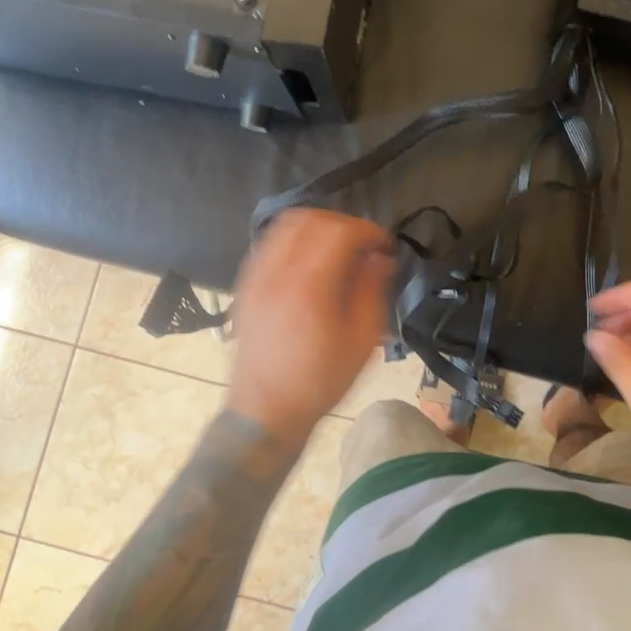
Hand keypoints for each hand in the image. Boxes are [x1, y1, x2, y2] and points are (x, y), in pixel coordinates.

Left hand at [227, 208, 394, 447]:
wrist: (264, 412)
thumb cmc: (319, 382)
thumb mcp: (361, 342)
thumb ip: (372, 291)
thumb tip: (379, 258)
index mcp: (309, 286)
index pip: (340, 232)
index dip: (368, 230)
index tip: (385, 245)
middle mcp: (276, 272)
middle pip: (310, 219)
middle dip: (343, 224)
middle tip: (363, 246)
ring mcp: (255, 276)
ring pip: (285, 225)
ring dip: (317, 227)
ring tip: (338, 249)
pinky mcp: (245, 285)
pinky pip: (269, 243)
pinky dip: (294, 239)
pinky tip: (310, 261)